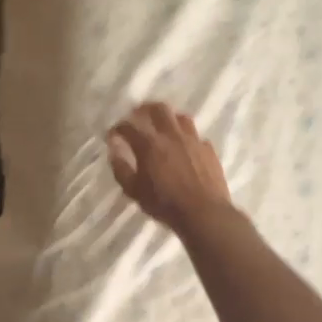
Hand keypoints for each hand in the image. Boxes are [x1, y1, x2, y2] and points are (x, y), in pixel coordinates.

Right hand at [107, 102, 234, 233]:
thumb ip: (121, 168)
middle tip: (138, 115)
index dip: (118, 127)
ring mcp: (193, 140)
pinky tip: (183, 147)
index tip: (112, 133)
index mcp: (150, 145)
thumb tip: (114, 150)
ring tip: (163, 126)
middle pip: (159, 109)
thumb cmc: (164, 203)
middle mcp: (172, 136)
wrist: (203, 212)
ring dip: (168, 118)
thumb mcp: (134, 190)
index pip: (129, 126)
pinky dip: (185, 137)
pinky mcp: (208, 149)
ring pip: (181, 117)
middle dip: (145, 109)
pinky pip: (195, 136)